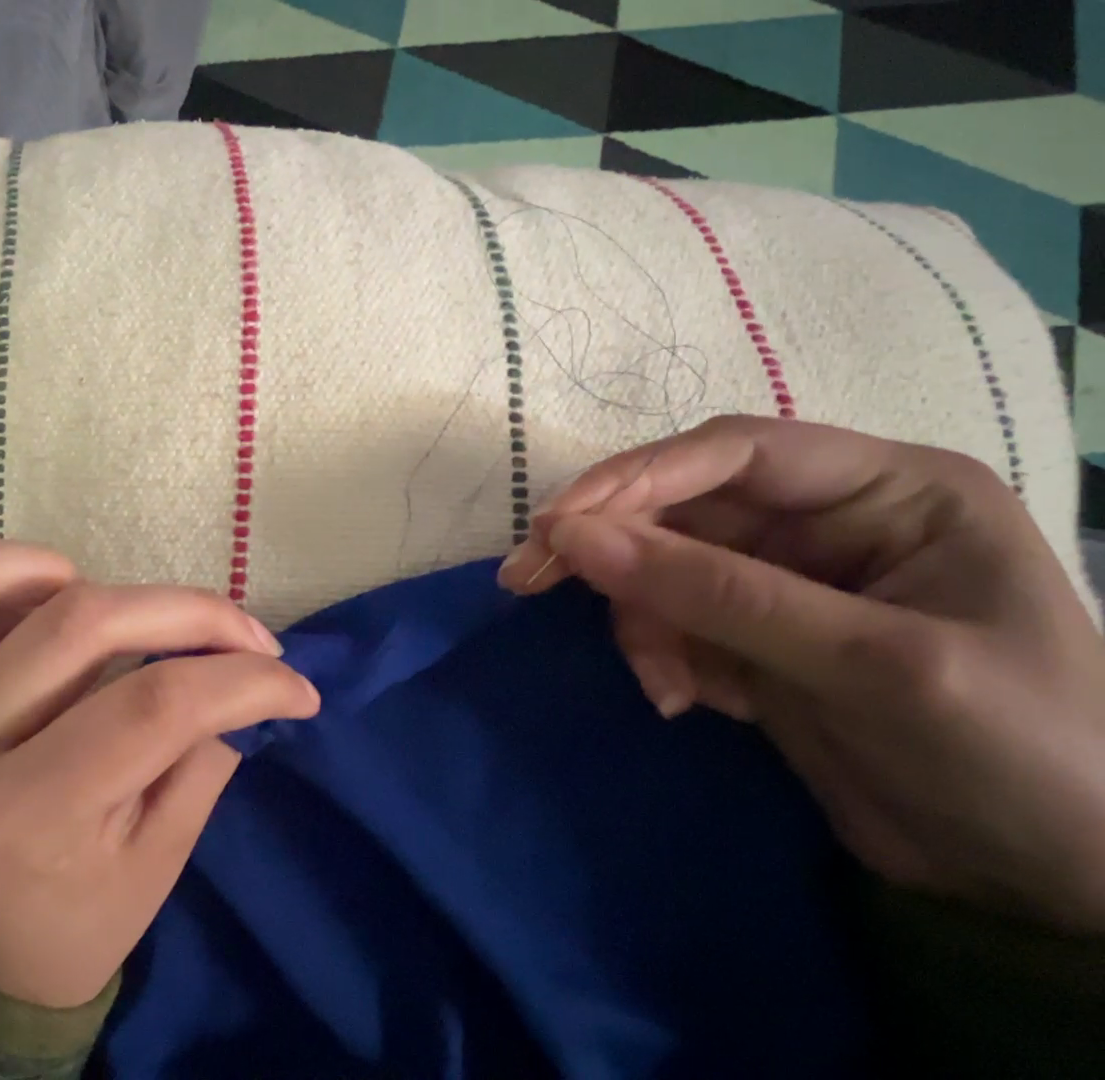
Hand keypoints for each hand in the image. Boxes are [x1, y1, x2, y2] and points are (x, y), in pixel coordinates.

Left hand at [0, 542, 319, 1007]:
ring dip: (86, 581)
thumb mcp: (160, 860)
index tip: (296, 684)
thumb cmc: (82, 919)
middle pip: (83, 627)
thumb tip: (246, 667)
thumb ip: (202, 752)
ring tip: (132, 619)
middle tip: (248, 638)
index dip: (242, 679)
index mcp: (26, 820)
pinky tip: (50, 597)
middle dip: (191, 616)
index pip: (152, 708)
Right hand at [499, 416, 1104, 932]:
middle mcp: (831, 523)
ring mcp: (789, 586)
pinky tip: (689, 702)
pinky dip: (663, 658)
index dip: (636, 479)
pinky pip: (672, 625)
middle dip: (616, 554)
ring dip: (643, 623)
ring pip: (662, 570)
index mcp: (889, 491)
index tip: (555, 526)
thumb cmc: (1016, 750)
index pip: (733, 453)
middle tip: (528, 583)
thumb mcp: (869, 663)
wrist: (1055, 886)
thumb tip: (571, 537)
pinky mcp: (758, 643)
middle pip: (681, 511)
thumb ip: (717, 594)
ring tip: (667, 688)